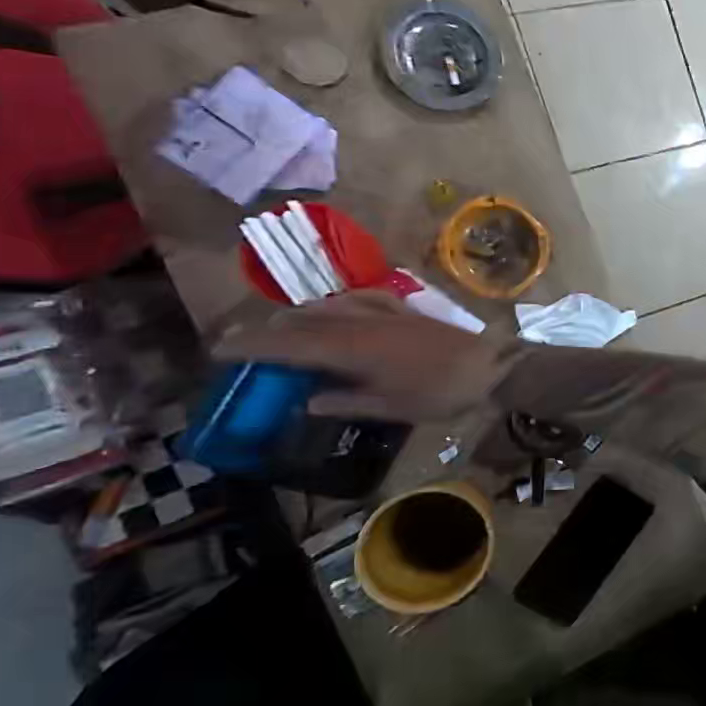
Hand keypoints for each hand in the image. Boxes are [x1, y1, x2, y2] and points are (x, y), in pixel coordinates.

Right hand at [211, 291, 513, 421]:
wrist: (484, 366)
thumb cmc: (435, 393)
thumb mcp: (388, 408)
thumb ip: (344, 402)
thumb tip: (306, 401)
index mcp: (351, 348)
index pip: (290, 346)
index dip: (254, 347)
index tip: (221, 349)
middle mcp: (358, 321)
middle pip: (301, 322)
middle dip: (265, 331)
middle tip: (238, 341)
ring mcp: (378, 309)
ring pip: (324, 306)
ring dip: (295, 316)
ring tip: (276, 326)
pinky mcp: (397, 306)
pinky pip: (354, 298)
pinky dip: (332, 304)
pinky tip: (329, 306)